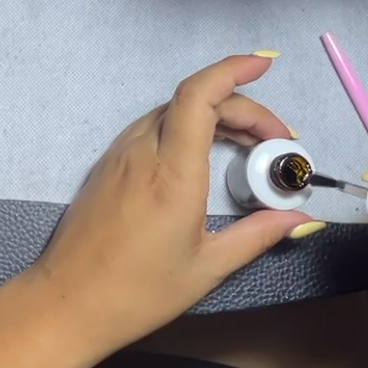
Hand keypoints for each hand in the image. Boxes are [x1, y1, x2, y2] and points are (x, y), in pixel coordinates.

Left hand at [25, 55, 308, 352]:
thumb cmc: (136, 292)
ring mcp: (120, 153)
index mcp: (171, 173)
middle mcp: (142, 151)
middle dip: (243, 107)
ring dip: (215, 115)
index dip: (233, 70)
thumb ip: (257, 235)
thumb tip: (302, 219)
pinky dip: (188, 128)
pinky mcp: (108, 163)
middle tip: (277, 142)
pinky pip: (153, 127)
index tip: (265, 64)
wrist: (65, 303)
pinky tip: (206, 154)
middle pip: (195, 100)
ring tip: (249, 146)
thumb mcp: (206, 267)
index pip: (199, 96)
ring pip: (173, 111)